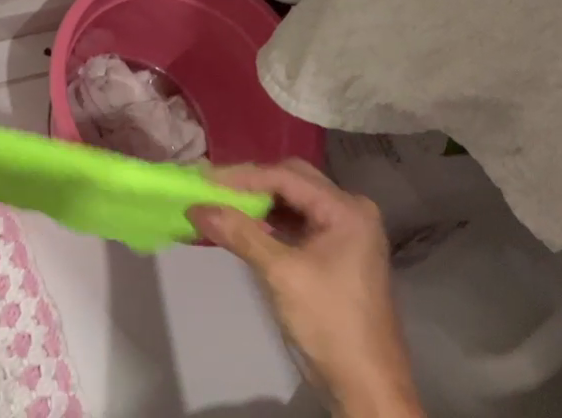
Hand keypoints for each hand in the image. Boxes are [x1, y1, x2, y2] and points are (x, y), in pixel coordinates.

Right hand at [190, 161, 422, 417]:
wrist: (366, 384)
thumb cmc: (329, 323)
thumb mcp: (281, 274)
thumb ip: (240, 233)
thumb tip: (196, 208)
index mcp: (347, 209)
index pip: (286, 177)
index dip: (242, 177)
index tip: (203, 180)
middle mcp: (350, 210)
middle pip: (291, 181)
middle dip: (250, 183)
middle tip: (209, 187)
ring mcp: (344, 231)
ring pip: (292, 201)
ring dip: (258, 202)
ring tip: (219, 203)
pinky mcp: (335, 251)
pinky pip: (297, 223)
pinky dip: (269, 222)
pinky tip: (242, 225)